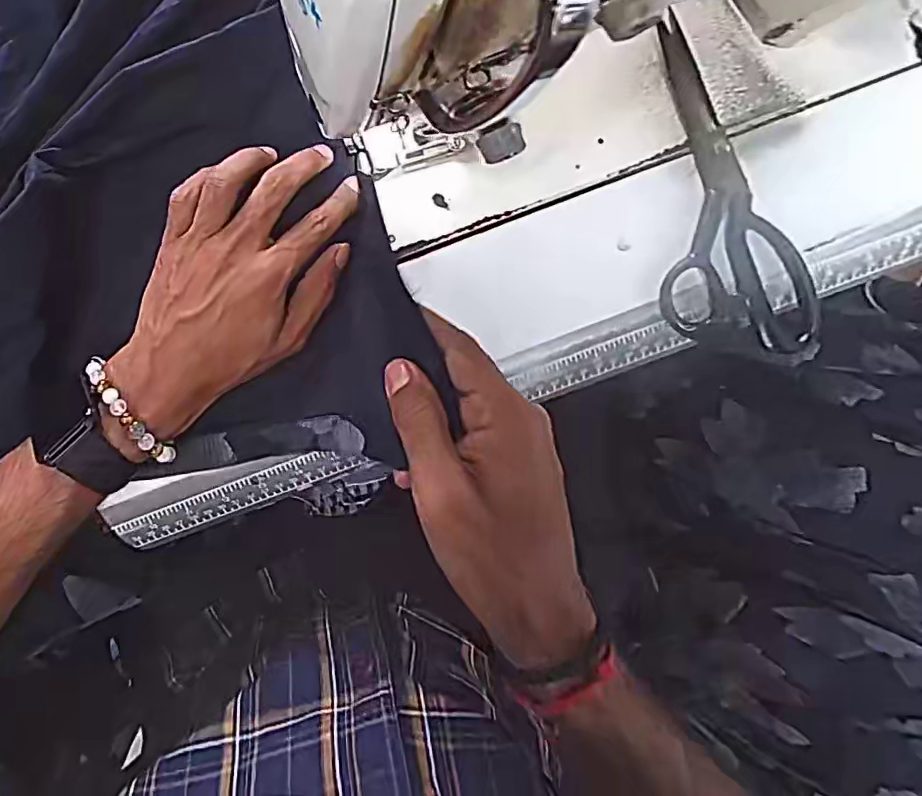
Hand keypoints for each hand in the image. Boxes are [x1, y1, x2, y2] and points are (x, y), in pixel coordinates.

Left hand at [105, 144, 360, 450]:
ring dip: (252, 159)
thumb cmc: (222, 359)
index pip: (314, 224)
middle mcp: (234, 249)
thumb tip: (337, 257)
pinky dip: (204, 176)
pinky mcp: (175, 240)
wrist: (168, 368)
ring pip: (227, 180)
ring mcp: (201, 241)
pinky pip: (186, 194)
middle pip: (275, 188)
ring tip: (269, 154)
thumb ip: (317, 292)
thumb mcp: (286, 338)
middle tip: (319, 158)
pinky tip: (220, 172)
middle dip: (305, 165)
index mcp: (267, 274)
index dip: (339, 201)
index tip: (348, 190)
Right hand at [386, 310, 596, 669]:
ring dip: (433, 403)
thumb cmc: (492, 557)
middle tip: (383, 365)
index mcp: (505, 416)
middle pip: (466, 370)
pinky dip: (449, 428)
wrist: (537, 612)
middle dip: (423, 365)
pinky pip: (479, 423)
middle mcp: (523, 419)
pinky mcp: (523, 459)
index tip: (400, 309)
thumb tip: (400, 370)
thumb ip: (417, 419)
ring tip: (397, 415)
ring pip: (470, 399)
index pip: (460, 348)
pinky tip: (424, 453)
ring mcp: (527, 439)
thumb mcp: (437, 484)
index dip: (426, 325)